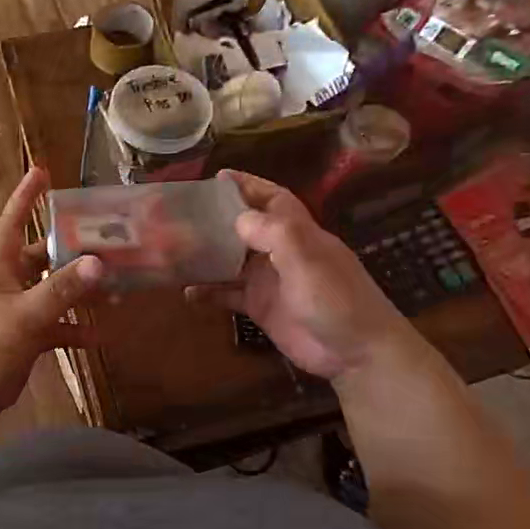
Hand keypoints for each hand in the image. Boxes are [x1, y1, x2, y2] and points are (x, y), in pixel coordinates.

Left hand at [0, 168, 103, 423]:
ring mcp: (20, 312)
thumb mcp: (23, 316)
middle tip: (108, 241)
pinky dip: (77, 329)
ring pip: (57, 292)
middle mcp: (11, 284)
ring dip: (83, 292)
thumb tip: (99, 263)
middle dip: (74, 249)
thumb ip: (60, 291)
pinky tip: (101, 335)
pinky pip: (58, 327)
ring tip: (117, 290)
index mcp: (0, 268)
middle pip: (46, 257)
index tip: (41, 172)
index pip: (14, 223)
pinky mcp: (27, 338)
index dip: (26, 198)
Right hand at [187, 170, 419, 379]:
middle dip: (217, 219)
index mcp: (298, 232)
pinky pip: (230, 295)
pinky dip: (210, 293)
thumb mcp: (307, 259)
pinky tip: (187, 292)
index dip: (248, 185)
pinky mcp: (262, 308)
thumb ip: (274, 233)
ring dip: (207, 256)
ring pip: (231, 261)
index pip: (271, 198)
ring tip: (174, 250)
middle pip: (245, 228)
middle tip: (181, 215)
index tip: (217, 177)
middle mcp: (281, 252)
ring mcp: (270, 281)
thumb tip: (236, 217)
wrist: (355, 352)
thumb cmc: (337, 298)